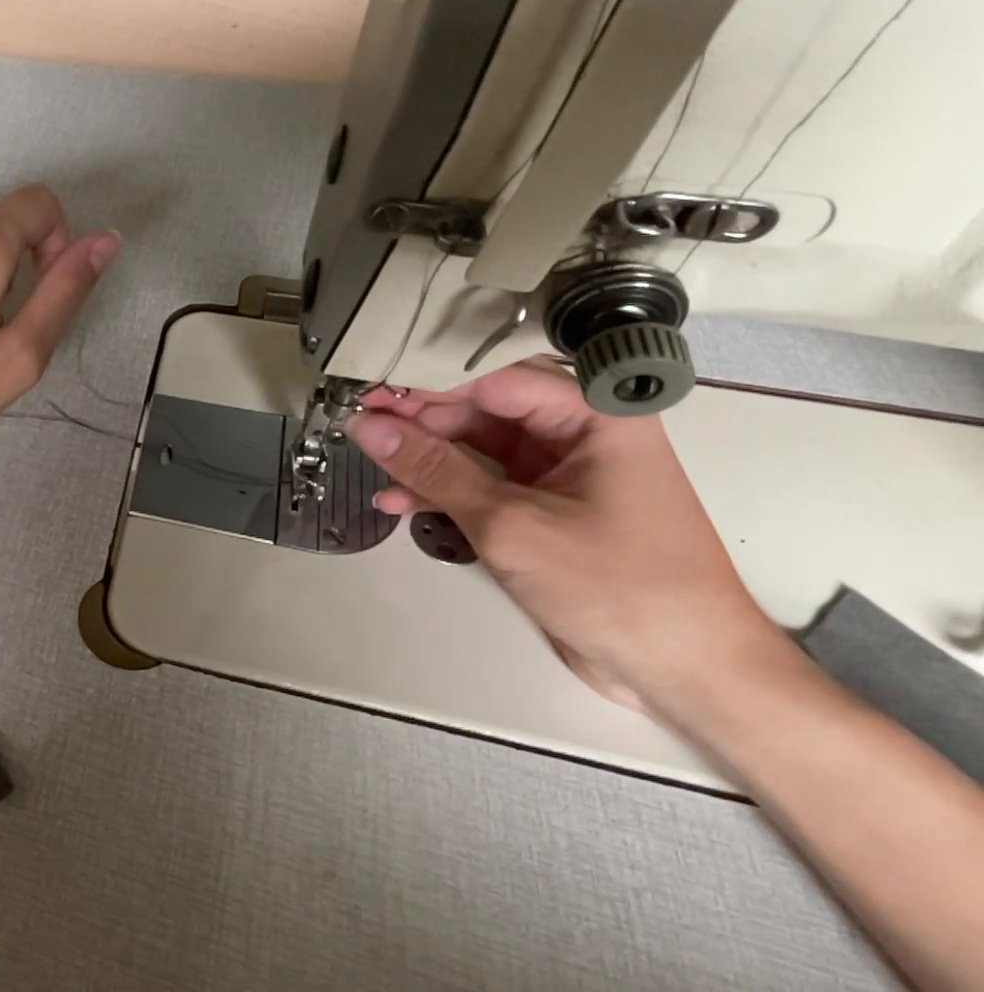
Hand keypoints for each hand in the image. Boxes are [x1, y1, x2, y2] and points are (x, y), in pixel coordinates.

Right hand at [345, 361, 787, 709]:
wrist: (682, 668)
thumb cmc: (616, 587)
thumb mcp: (510, 524)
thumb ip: (434, 471)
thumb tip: (370, 428)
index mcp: (596, 414)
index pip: (493, 377)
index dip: (428, 384)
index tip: (369, 392)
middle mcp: (581, 433)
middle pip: (484, 408)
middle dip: (421, 422)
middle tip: (361, 428)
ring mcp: (564, 472)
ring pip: (478, 447)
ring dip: (426, 460)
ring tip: (373, 467)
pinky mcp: (548, 509)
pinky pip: (486, 484)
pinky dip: (445, 492)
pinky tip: (401, 502)